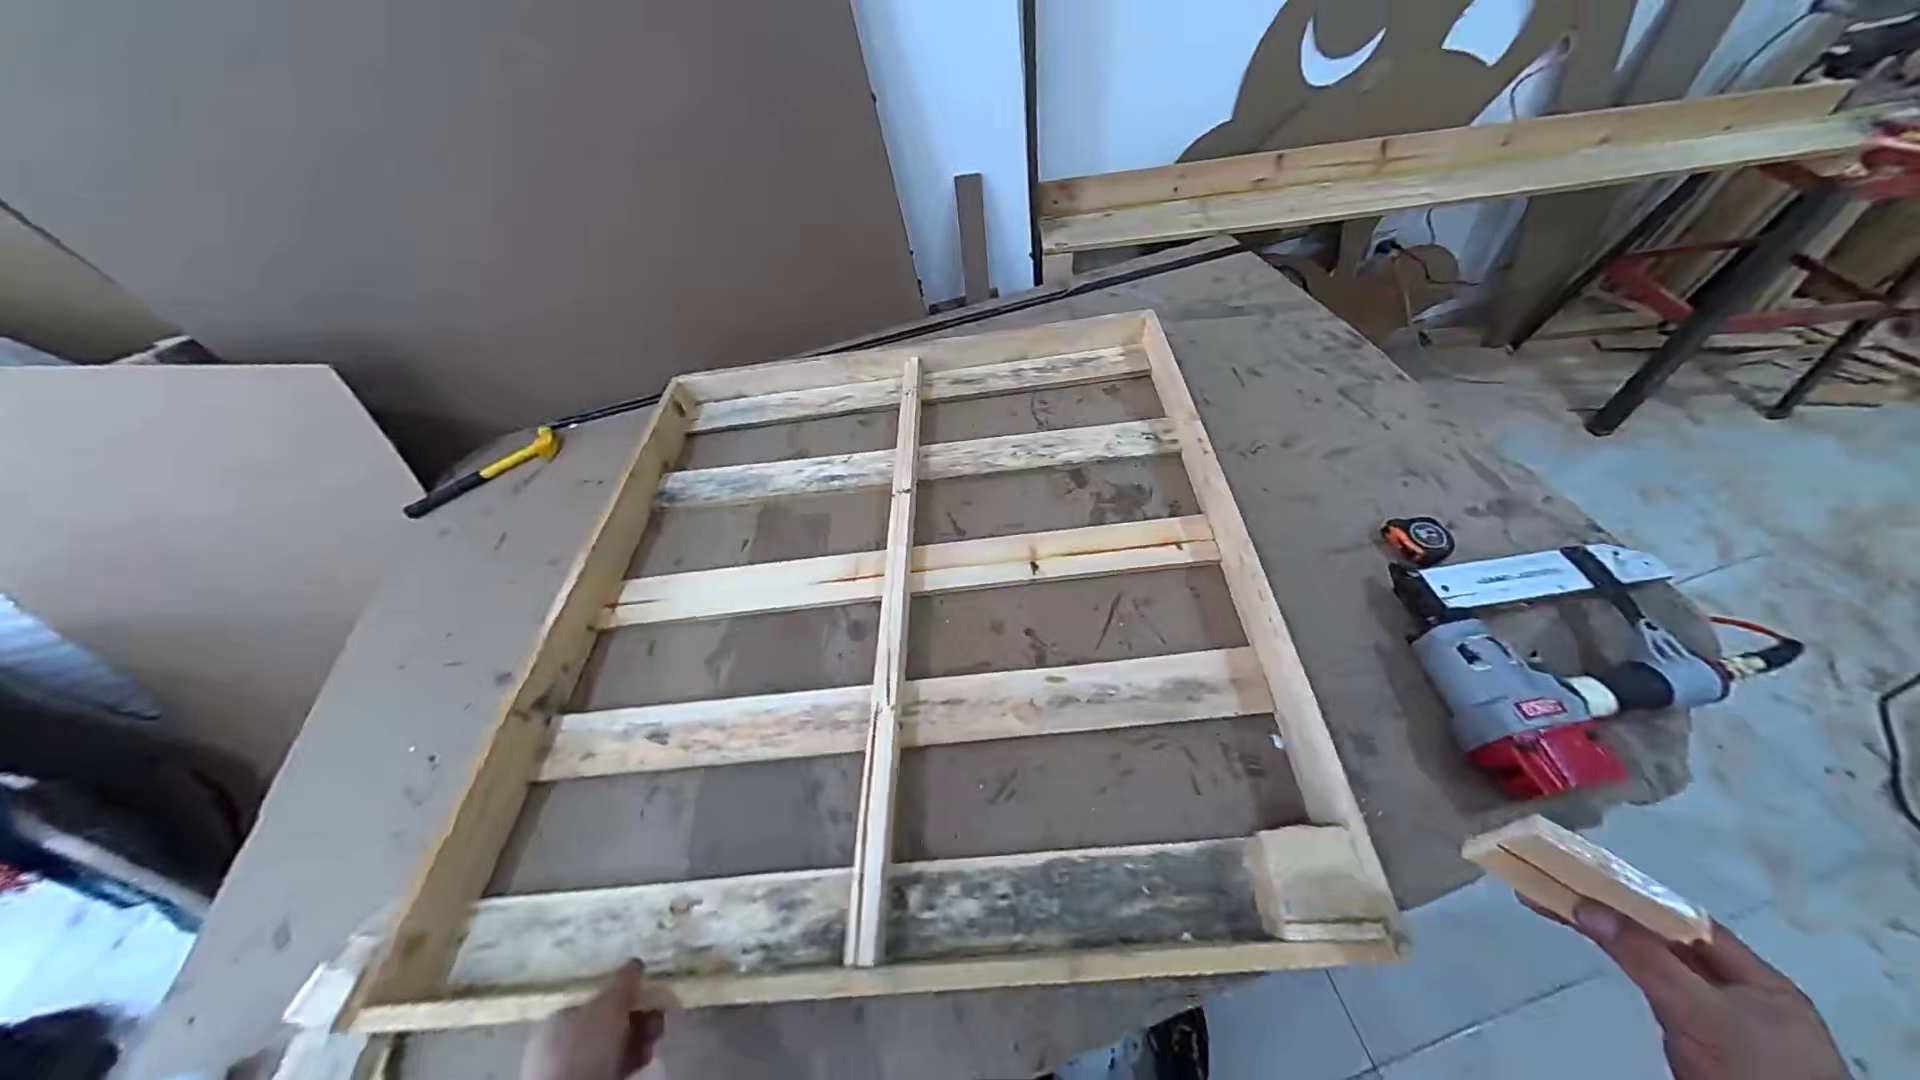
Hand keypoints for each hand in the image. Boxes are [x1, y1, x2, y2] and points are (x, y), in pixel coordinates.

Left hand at [521, 960, 664, 1079]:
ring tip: (655, 1037)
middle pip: (612, 1020)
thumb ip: (624, 981)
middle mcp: (564, 1043)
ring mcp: (576, 1069)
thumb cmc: (584, 1049)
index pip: (597, 997)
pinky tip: (646, 1057)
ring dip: (643, 1035)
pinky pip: (619, 1064)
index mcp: (558, 1020)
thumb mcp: (608, 1005)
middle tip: (658, 1016)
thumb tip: (636, 962)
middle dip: (641, 1015)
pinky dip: (635, 1058)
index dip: (624, 992)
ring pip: (618, 1043)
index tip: (647, 990)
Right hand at [1536, 898, 1849, 1079]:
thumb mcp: (1701, 1012)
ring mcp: (1717, 1013)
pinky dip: (1620, 957)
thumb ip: (1646, 958)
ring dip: (1609, 932)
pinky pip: (1651, 981)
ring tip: (1556, 908)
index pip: (1689, 922)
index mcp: (1759, 980)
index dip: (1638, 896)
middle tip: (1555, 890)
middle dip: (1613, 912)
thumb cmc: (1754, 1069)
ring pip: (1655, 958)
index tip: (1585, 878)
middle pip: (1667, 937)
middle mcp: (1739, 990)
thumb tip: (1585, 905)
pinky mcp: (1694, 1033)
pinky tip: (1595, 942)